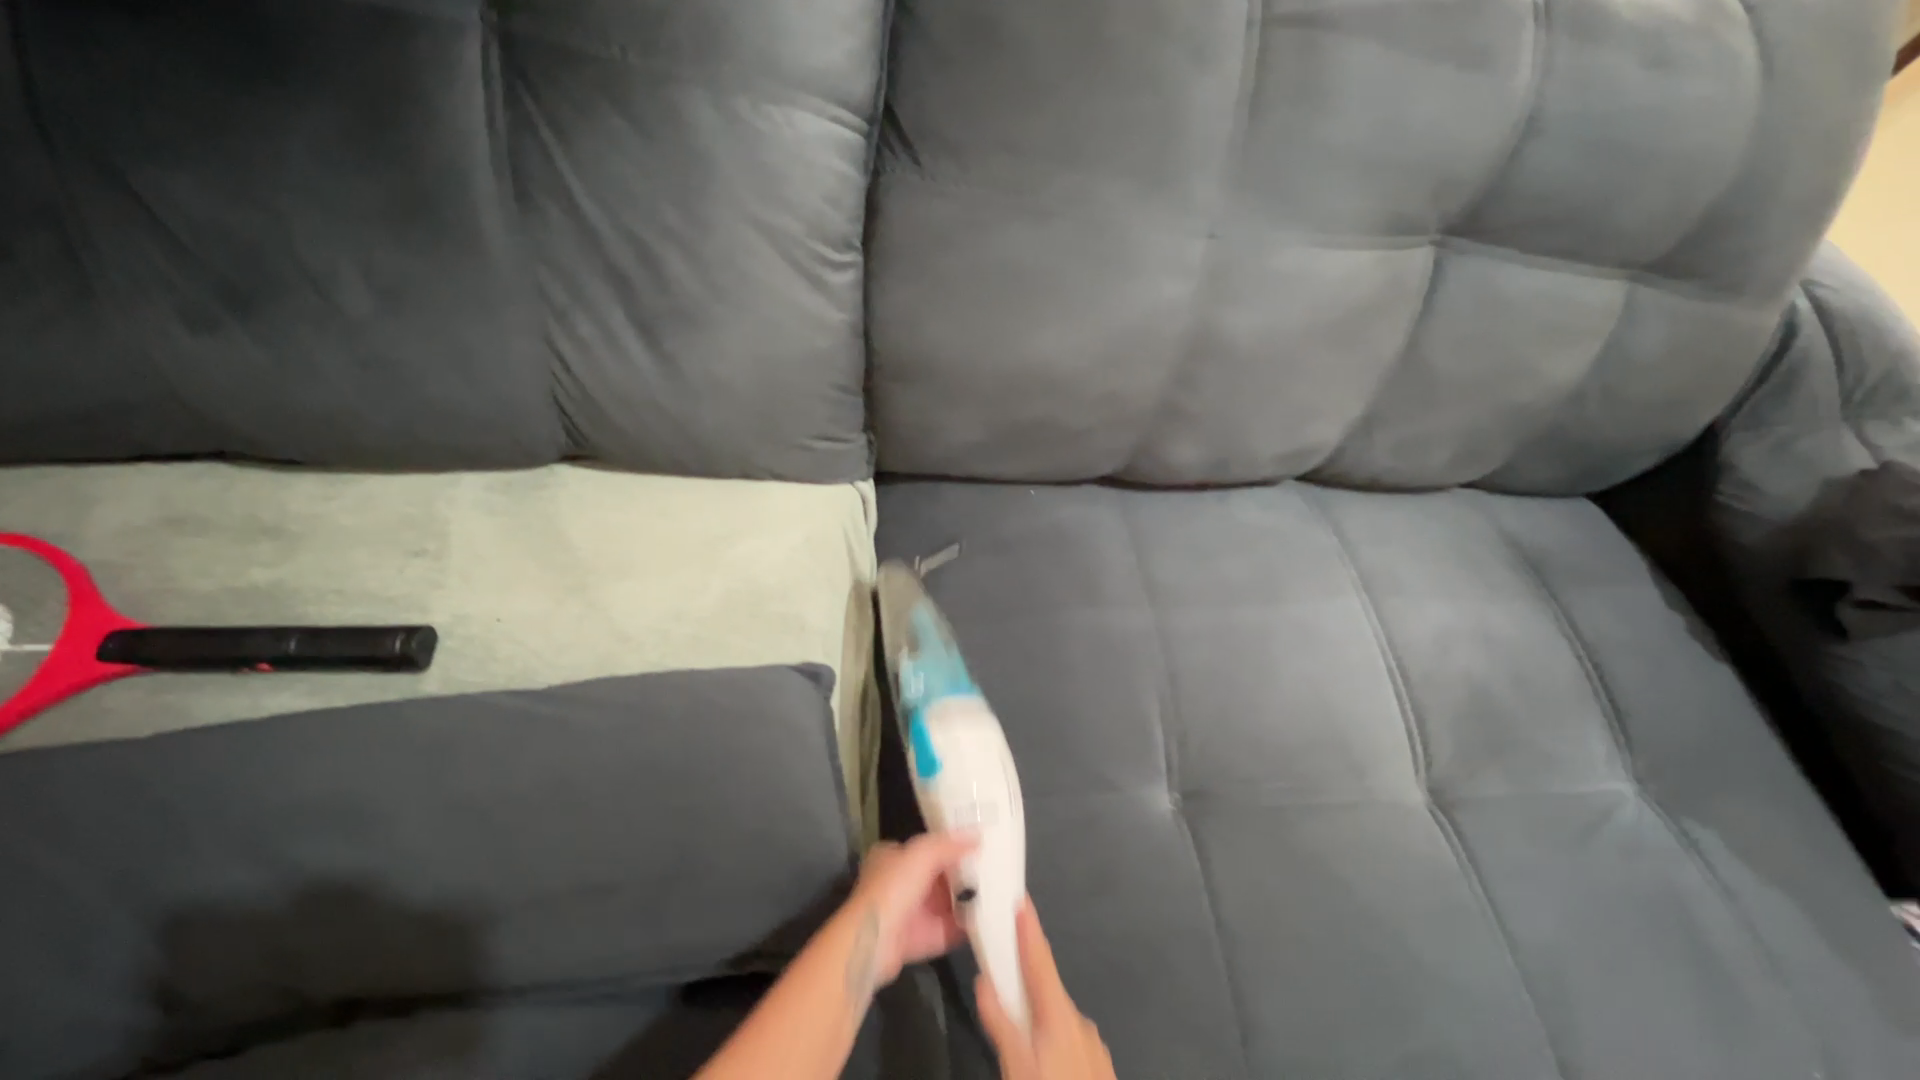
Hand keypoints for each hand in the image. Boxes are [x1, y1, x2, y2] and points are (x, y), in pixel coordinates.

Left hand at [841, 830, 978, 990]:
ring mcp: (908, 913)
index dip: (948, 847)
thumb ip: (948, 845)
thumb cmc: (893, 889)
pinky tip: (987, 920)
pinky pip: (946, 930)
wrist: (873, 942)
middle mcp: (898, 884)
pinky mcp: (917, 940)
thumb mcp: (921, 856)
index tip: (976, 846)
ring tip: (997, 894)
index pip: (924, 849)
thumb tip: (977, 835)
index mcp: (892, 858)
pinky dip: (964, 927)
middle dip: (961, 876)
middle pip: (936, 877)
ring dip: (965, 902)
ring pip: (943, 904)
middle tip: (992, 871)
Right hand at [977, 899, 1115, 1079]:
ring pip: (1056, 1019)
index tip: (1021, 899)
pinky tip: (1039, 1058)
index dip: (1029, 930)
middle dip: (1024, 977)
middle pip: (1047, 990)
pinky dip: (1048, 1036)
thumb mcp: (1016, 1068)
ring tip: (1011, 1023)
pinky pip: (1066, 1041)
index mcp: (1060, 1015)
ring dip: (1035, 1013)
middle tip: (999, 965)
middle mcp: (1081, 1023)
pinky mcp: (1097, 1068)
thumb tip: (985, 980)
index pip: (1041, 961)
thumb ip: (1001, 1024)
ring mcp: (1093, 1047)